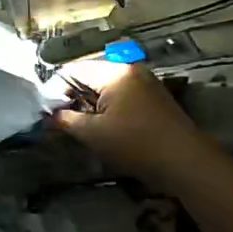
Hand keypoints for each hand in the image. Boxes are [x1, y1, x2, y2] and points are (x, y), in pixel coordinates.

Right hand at [52, 62, 229, 191]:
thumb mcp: (93, 134)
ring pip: (106, 89)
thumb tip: (50, 116)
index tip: (48, 113)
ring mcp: (145, 83)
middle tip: (62, 123)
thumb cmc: (135, 143)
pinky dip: (109, 110)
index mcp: (114, 72)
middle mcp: (130, 71)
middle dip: (73, 99)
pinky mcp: (153, 99)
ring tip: (82, 129)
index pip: (73, 70)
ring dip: (91, 107)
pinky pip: (122, 98)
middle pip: (90, 77)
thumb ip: (66, 121)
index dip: (56, 90)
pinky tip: (105, 130)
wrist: (185, 161)